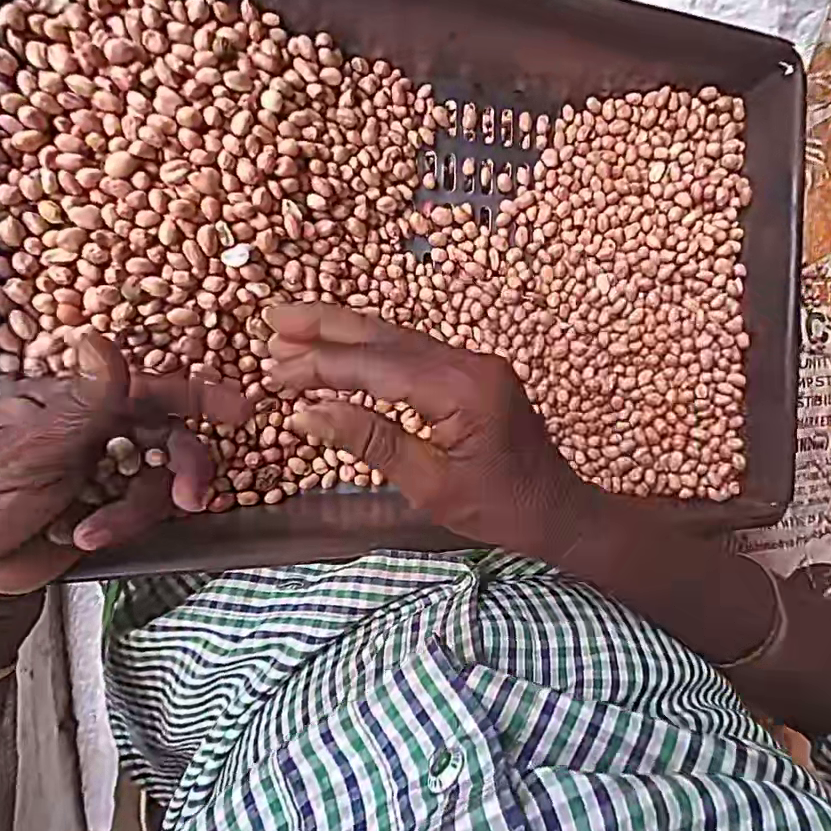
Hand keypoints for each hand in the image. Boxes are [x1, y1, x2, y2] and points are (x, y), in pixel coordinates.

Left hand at [0, 334, 249, 674]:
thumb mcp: (26, 451)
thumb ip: (80, 402)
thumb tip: (103, 342)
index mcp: (67, 401)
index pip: (142, 388)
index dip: (196, 396)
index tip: (240, 410)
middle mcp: (92, 429)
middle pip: (166, 436)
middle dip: (182, 468)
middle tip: (193, 496)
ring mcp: (103, 469)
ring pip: (160, 478)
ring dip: (138, 508)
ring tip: (98, 531)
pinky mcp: (109, 507)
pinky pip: (145, 509)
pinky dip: (123, 524)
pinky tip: (85, 536)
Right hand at [265, 303, 598, 559]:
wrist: (557, 508)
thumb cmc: (498, 509)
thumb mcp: (429, 486)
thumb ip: (370, 441)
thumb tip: (307, 412)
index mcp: (462, 391)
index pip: (377, 367)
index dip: (322, 367)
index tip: (275, 370)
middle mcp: (470, 363)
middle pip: (386, 335)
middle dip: (327, 326)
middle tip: (273, 320)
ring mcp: (476, 363)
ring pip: (399, 338)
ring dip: (346, 334)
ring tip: (294, 330)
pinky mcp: (475, 372)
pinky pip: (416, 352)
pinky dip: (374, 351)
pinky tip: (345, 349)